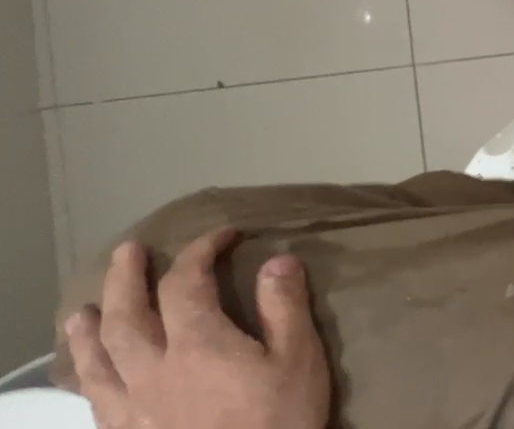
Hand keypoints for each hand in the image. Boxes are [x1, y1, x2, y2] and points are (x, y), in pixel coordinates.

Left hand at [65, 229, 330, 428]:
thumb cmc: (279, 413)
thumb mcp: (298, 355)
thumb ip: (284, 306)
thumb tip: (277, 260)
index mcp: (198, 344)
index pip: (186, 285)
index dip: (200, 252)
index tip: (225, 234)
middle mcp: (153, 369)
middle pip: (127, 317)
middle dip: (127, 279)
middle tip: (129, 250)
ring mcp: (130, 405)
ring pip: (97, 359)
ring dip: (90, 328)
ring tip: (83, 309)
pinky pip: (93, 395)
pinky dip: (86, 372)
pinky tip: (90, 369)